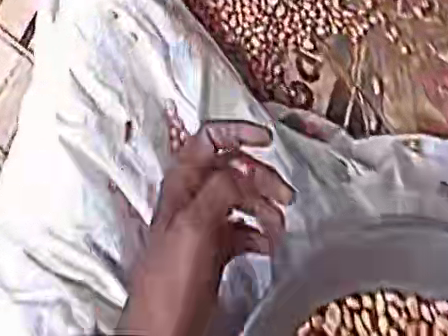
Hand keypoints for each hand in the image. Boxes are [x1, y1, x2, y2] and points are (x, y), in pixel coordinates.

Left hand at [118, 121, 294, 335]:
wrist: (162, 330)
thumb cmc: (170, 279)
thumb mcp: (195, 226)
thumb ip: (218, 191)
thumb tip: (245, 170)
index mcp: (182, 181)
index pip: (208, 138)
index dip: (236, 132)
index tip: (267, 138)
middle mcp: (191, 195)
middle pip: (230, 167)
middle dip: (260, 176)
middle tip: (285, 195)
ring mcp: (202, 222)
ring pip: (238, 198)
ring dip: (263, 206)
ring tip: (279, 226)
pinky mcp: (212, 249)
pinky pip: (240, 229)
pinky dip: (258, 233)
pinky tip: (268, 246)